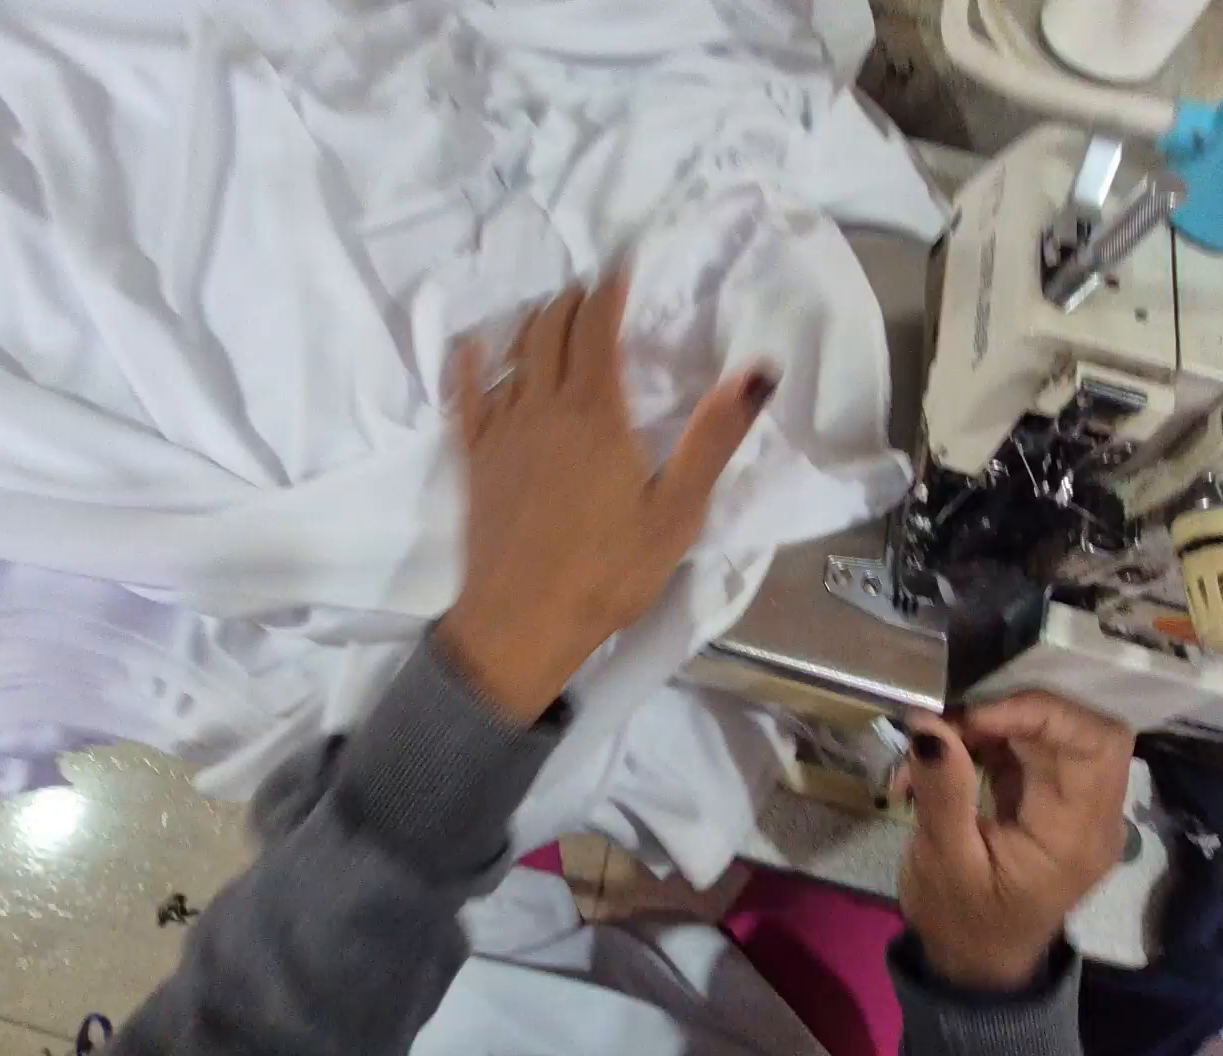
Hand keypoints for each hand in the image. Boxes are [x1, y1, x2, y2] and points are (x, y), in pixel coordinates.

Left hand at [435, 276, 775, 721]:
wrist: (524, 622)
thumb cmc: (609, 571)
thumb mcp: (678, 511)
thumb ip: (713, 437)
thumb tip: (757, 371)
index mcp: (595, 412)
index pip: (597, 326)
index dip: (609, 288)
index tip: (620, 266)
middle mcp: (542, 407)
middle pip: (550, 329)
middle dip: (572, 300)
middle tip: (591, 293)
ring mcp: (501, 432)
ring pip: (511, 354)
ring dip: (532, 323)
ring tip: (550, 314)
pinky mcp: (474, 460)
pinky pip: (465, 396)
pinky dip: (470, 363)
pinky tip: (473, 347)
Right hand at [896, 693, 1133, 989]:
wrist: (971, 961)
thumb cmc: (962, 919)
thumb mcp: (945, 861)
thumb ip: (943, 791)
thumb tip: (926, 724)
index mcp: (1077, 832)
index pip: (1094, 743)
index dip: (1040, 712)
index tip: (971, 719)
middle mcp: (1084, 811)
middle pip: (1070, 728)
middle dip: (1000, 712)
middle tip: (939, 727)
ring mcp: (1062, 801)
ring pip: (1037, 729)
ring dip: (976, 726)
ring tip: (922, 752)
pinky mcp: (1034, 794)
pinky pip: (1013, 745)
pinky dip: (969, 740)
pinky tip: (929, 764)